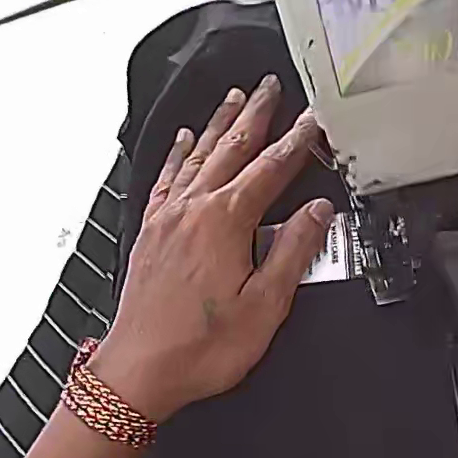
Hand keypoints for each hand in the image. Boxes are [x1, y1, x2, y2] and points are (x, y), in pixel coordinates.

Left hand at [87, 75, 333, 422]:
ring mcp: (168, 219)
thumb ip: (292, 251)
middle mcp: (192, 210)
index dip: (296, 143)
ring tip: (235, 98)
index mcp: (225, 223)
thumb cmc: (201, 347)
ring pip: (198, 156)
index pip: (270, 170)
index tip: (313, 122)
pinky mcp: (152, 233)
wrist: (141, 371)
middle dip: (255, 115)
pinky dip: (179, 154)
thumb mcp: (265, 305)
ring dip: (219, 124)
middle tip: (269, 87)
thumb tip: (317, 214)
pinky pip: (168, 178)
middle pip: (231, 149)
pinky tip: (185, 141)